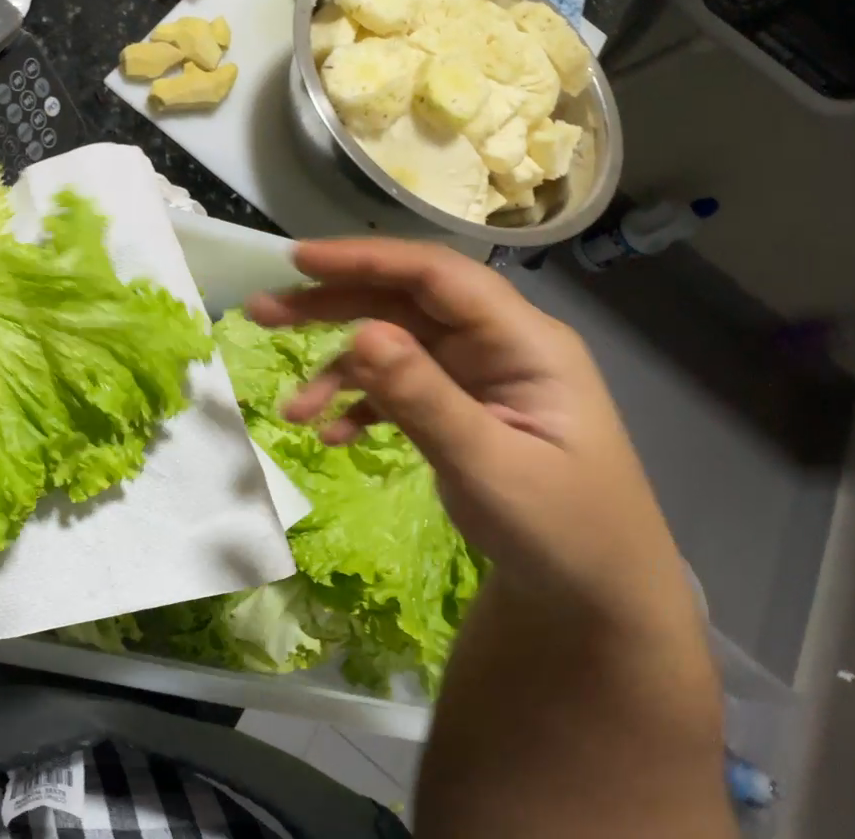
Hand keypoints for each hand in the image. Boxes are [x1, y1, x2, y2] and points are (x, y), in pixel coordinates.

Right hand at [246, 238, 694, 630]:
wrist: (593, 594)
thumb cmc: (561, 528)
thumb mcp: (488, 464)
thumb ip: (424, 397)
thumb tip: (360, 333)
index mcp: (523, 342)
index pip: (437, 277)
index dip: (366, 260)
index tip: (297, 260)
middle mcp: (495, 345)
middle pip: (401, 302)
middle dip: (329, 305)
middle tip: (261, 312)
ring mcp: (472, 376)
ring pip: (388, 345)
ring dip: (334, 369)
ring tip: (291, 409)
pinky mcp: (453, 407)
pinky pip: (393, 389)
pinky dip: (357, 406)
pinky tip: (332, 437)